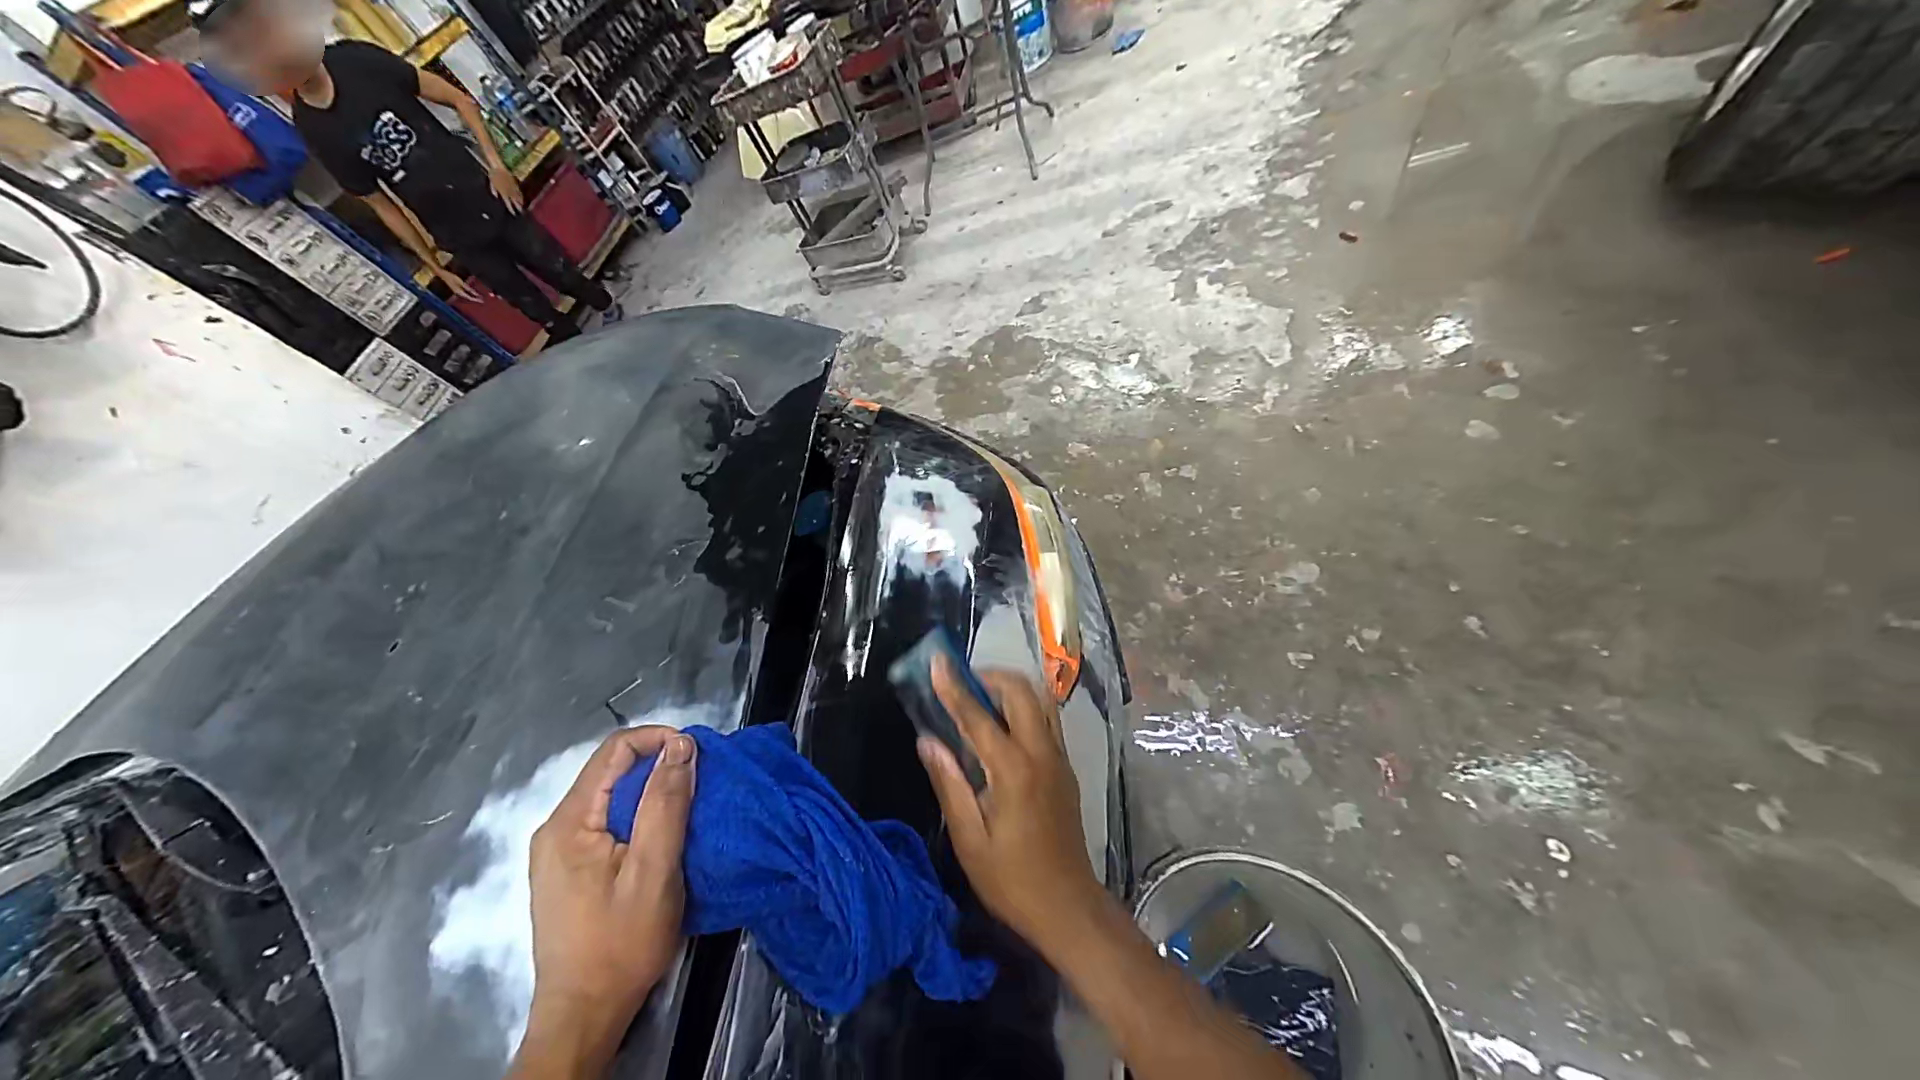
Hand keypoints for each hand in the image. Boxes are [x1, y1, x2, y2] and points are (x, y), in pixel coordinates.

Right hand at [435, 267, 482, 302]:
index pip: (470, 298)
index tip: (483, 301)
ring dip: (473, 298)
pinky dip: (470, 295)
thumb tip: (476, 294)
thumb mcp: (461, 282)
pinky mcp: (457, 290)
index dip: (476, 299)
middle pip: (469, 298)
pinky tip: (473, 294)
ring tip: (479, 298)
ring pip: (467, 297)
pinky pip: (465, 294)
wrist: (442, 274)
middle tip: (483, 300)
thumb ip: (468, 288)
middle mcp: (459, 294)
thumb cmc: (451, 277)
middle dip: (476, 299)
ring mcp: (457, 292)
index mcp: (460, 292)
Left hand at [490, 164, 524, 211]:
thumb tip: (496, 197)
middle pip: (514, 201)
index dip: (510, 208)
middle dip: (518, 206)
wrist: (497, 167)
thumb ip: (494, 189)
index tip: (513, 213)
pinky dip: (520, 195)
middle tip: (521, 212)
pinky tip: (522, 197)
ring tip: (523, 206)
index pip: (508, 202)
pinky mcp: (515, 183)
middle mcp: (509, 191)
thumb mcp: (492, 182)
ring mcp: (512, 187)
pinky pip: (519, 191)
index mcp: (502, 192)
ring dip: (520, 202)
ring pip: (518, 196)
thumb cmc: (493, 174)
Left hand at [512, 727, 695, 1078]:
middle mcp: (556, 828)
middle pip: (611, 771)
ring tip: (689, 808)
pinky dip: (640, 816)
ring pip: (611, 796)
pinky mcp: (569, 869)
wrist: (584, 1013)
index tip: (698, 755)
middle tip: (700, 784)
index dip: (659, 740)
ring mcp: (559, 851)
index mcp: (569, 822)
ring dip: (652, 793)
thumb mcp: (654, 869)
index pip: (614, 750)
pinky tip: (663, 836)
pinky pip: (608, 821)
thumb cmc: (621, 942)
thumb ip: (666, 803)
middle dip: (659, 767)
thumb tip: (681, 745)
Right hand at [917, 658, 1105, 949]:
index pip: (978, 715)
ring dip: (1011, 689)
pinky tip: (1002, 726)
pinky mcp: (1066, 769)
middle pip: (1021, 692)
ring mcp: (1060, 759)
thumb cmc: (1012, 880)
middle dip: (990, 677)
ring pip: (1041, 701)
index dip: (954, 686)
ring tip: (980, 698)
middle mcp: (1042, 754)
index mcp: (1014, 770)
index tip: (937, 662)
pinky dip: (1024, 708)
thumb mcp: (970, 840)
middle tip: (961, 682)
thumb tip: (927, 740)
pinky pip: (1047, 721)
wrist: (1068, 907)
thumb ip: (950, 784)